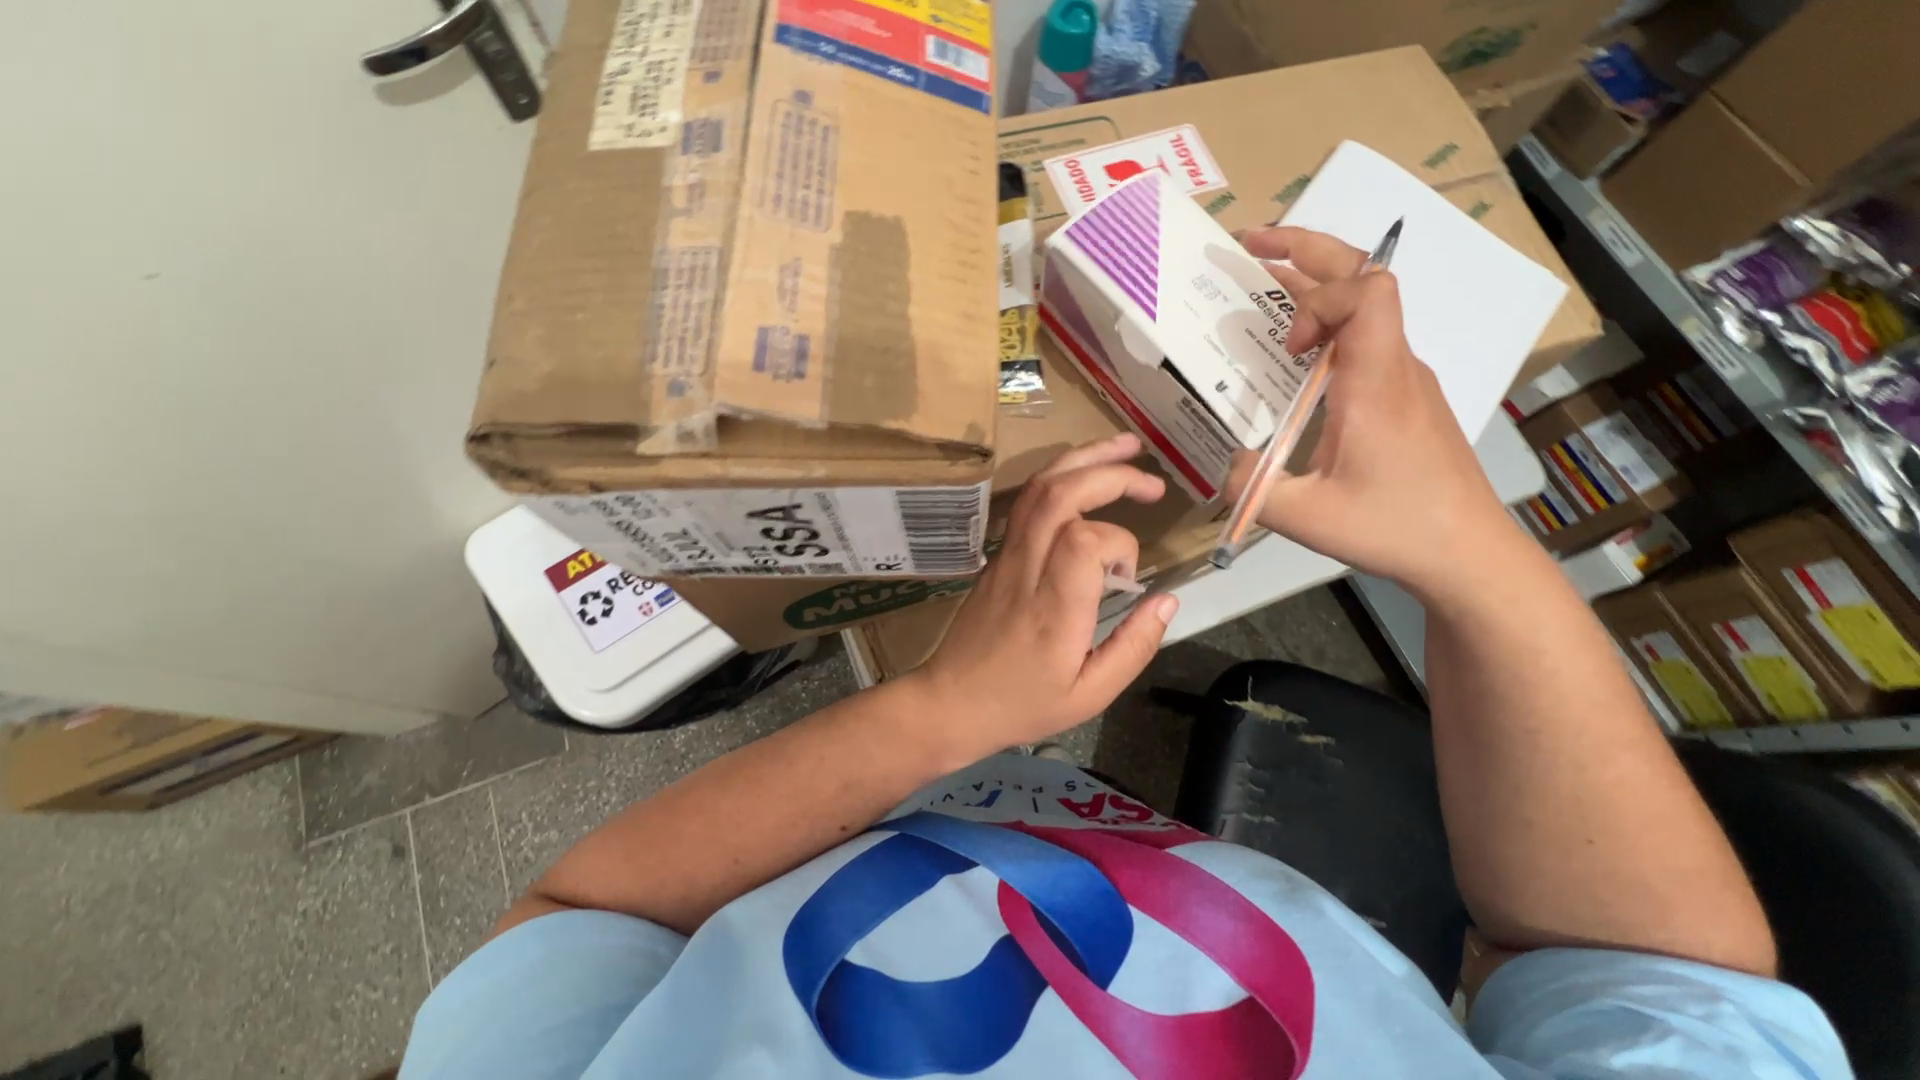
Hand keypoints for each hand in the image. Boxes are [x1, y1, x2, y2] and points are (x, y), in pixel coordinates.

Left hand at [912, 435, 1180, 757]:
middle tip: (1153, 480)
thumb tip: (1168, 599)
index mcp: (1054, 608)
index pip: (1084, 539)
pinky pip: (1027, 503)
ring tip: (1125, 448)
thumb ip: (1134, 646)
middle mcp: (1027, 569)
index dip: (1119, 543)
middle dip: (1110, 473)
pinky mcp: (997, 554)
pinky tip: (1085, 476)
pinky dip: (1061, 478)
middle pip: (1060, 494)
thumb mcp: (1091, 694)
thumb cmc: (1024, 704)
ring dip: (1083, 460)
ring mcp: (1006, 556)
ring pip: (1038, 489)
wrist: (952, 701)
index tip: (1128, 576)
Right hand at [1229, 227, 1526, 599]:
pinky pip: (1367, 338)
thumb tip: (1225, 463)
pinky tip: (1296, 357)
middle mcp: (1396, 366)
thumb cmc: (1393, 528)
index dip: (1317, 296)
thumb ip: (1251, 488)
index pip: (1365, 290)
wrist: (1467, 553)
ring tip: (1262, 285)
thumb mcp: (1305, 517)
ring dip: (1315, 286)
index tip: (1286, 346)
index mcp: (1376, 381)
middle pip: (1366, 273)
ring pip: (1368, 303)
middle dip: (1306, 249)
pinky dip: (1328, 325)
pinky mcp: (1407, 397)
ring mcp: (1406, 378)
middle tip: (1250, 243)